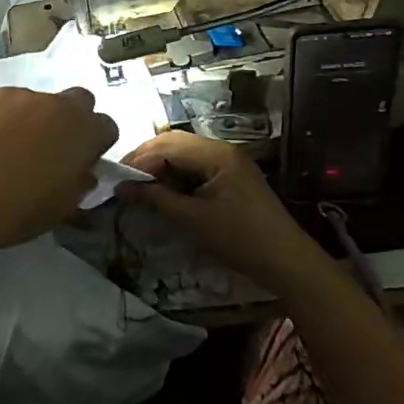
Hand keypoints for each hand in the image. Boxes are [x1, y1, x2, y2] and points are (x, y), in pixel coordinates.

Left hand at [0, 87, 117, 258]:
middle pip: (79, 102)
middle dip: (74, 122)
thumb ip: (79, 186)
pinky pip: (13, 102)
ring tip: (12, 150)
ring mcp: (21, 95)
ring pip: (43, 102)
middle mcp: (57, 104)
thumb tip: (82, 172)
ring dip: (40, 120)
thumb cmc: (6, 213)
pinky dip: (10, 117)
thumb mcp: (55, 212)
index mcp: (81, 133)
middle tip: (52, 152)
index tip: (80, 165)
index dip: (96, 146)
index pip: (107, 127)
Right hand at [118, 132, 325, 293]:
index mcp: (216, 154)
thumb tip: (122, 188)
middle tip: (124, 178)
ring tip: (140, 185)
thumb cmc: (240, 239)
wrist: (286, 260)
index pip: (168, 145)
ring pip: (186, 152)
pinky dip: (178, 174)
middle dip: (148, 157)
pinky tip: (166, 190)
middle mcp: (223, 149)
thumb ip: (157, 199)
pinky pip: (198, 165)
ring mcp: (230, 161)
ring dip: (162, 165)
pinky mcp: (233, 176)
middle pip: (176, 142)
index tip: (116, 177)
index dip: (139, 159)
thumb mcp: (193, 220)